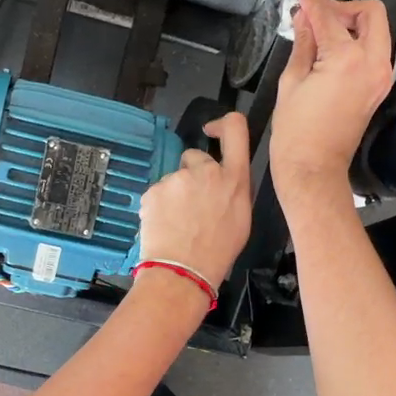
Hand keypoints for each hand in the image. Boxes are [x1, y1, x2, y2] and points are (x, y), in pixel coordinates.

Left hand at [137, 113, 252, 282]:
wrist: (183, 272)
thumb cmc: (217, 253)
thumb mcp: (241, 220)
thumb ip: (233, 191)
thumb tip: (223, 182)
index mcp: (234, 178)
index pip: (236, 128)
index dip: (224, 123)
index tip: (212, 129)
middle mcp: (207, 171)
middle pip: (196, 158)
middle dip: (193, 175)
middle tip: (192, 206)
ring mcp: (178, 179)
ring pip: (174, 179)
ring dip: (175, 194)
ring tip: (178, 223)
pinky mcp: (154, 190)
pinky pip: (156, 193)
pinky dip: (158, 206)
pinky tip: (164, 226)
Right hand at [269, 0, 393, 194]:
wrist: (313, 169)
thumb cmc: (296, 135)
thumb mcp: (291, 82)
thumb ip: (303, 44)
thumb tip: (303, 20)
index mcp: (347, 59)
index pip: (329, 18)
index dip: (313, 4)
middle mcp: (372, 63)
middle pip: (370, 14)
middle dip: (343, 8)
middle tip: (317, 13)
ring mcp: (380, 77)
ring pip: (375, 32)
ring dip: (351, 25)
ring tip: (320, 32)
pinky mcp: (378, 88)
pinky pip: (372, 53)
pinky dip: (355, 44)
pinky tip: (329, 50)